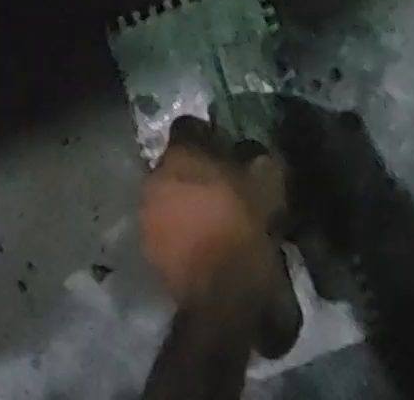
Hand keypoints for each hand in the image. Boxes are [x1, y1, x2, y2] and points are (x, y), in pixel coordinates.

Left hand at [140, 117, 287, 310]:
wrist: (223, 288)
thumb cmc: (245, 221)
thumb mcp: (267, 177)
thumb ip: (253, 154)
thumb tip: (244, 150)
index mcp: (180, 154)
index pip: (187, 125)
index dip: (207, 133)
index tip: (224, 146)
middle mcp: (154, 177)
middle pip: (173, 161)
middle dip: (192, 167)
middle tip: (218, 179)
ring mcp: (146, 214)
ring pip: (165, 192)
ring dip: (182, 196)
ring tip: (209, 211)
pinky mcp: (146, 245)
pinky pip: (163, 222)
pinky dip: (178, 224)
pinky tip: (200, 235)